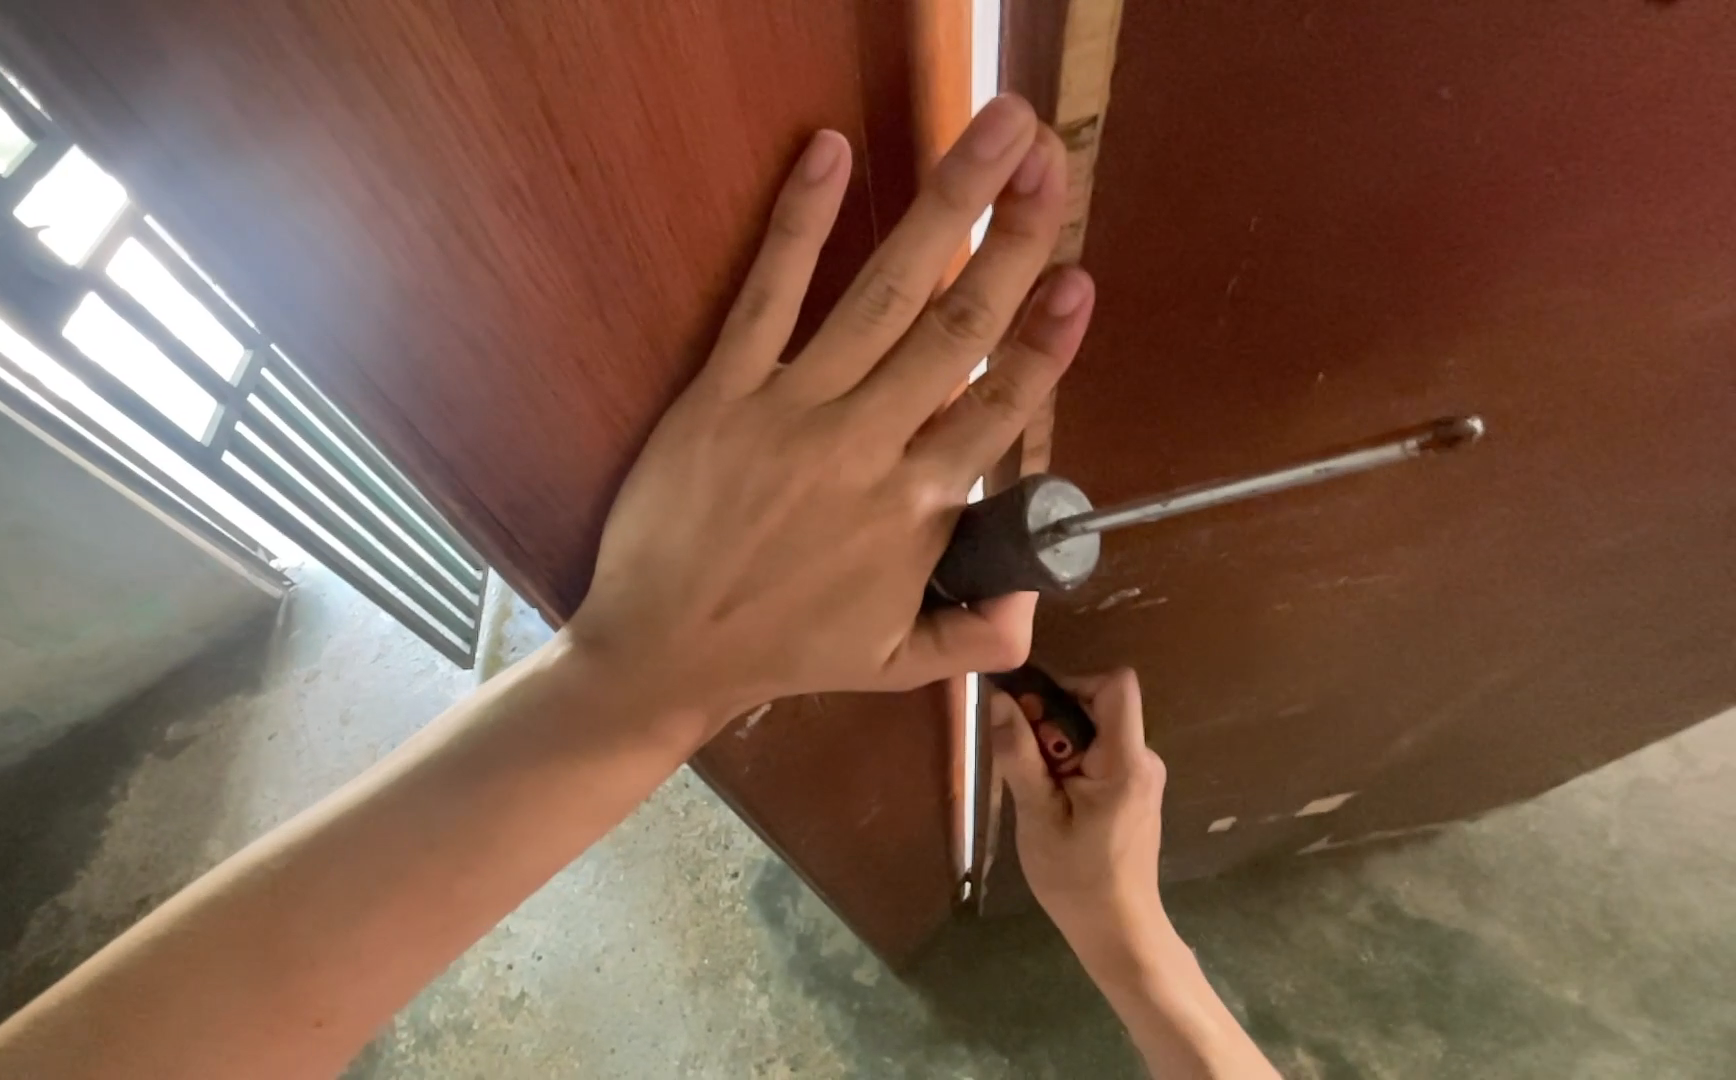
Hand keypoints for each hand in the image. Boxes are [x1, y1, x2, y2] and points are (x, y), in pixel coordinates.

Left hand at [570, 94, 1092, 728]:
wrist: (666, 647)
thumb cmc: (781, 652)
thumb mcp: (892, 665)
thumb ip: (975, 639)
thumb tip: (1035, 605)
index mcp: (917, 510)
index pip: (1000, 410)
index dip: (1046, 343)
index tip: (1079, 278)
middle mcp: (868, 447)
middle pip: (959, 330)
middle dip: (1016, 240)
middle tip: (1055, 159)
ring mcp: (794, 410)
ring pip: (886, 295)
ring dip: (947, 206)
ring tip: (996, 131)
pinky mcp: (723, 391)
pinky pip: (767, 294)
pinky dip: (800, 221)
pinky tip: (829, 152)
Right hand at [990, 669, 1170, 968]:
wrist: (1117, 931)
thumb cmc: (1077, 877)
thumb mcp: (1036, 814)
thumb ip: (1018, 753)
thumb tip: (998, 697)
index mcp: (1125, 761)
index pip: (1116, 684)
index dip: (1072, 682)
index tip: (1034, 710)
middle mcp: (1142, 757)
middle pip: (1097, 703)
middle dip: (1052, 718)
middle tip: (1020, 755)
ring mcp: (1140, 773)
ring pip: (1092, 727)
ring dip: (1055, 741)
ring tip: (1032, 782)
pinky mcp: (1131, 786)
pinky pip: (1096, 749)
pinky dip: (1067, 758)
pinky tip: (1050, 794)